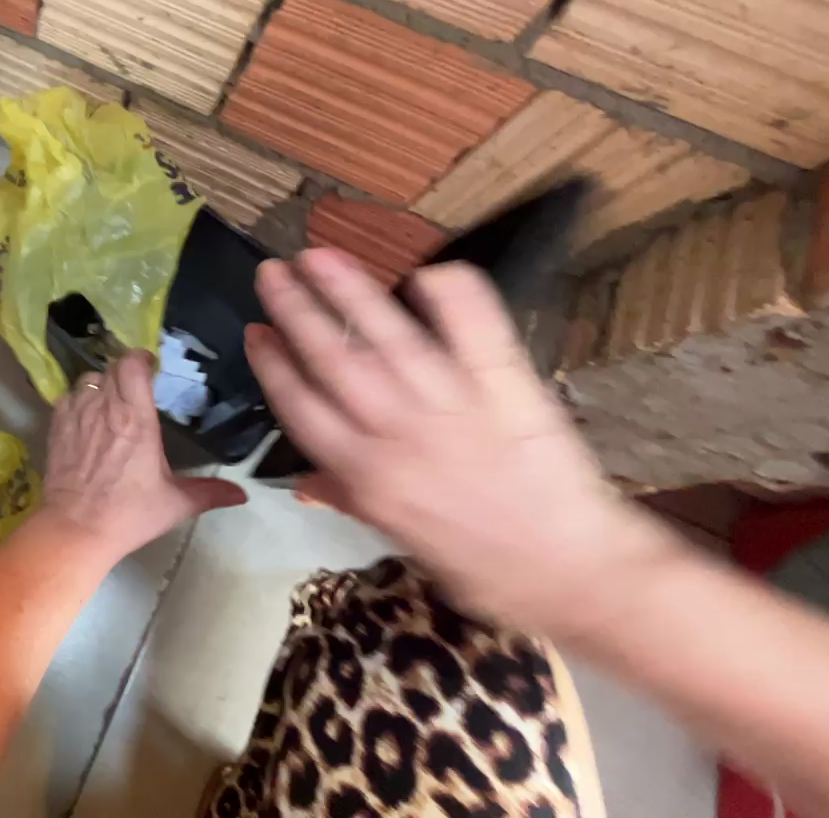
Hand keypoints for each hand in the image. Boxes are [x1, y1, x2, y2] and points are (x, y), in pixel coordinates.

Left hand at [36, 350, 247, 563]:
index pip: (133, 365)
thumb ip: (209, 492)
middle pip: (111, 368)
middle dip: (125, 372)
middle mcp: (104, 407)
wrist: (76, 528)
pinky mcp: (56, 426)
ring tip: (110, 402)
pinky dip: (78, 400)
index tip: (151, 367)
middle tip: (135, 388)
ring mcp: (76, 414)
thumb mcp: (174, 503)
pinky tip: (86, 417)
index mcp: (135, 418)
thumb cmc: (128, 513)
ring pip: (87, 380)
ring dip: (100, 385)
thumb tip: (241, 494)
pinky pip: (67, 398)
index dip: (141, 359)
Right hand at [246, 248, 686, 639]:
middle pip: (332, 359)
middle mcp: (395, 432)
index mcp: (362, 472)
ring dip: (349, 293)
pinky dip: (452, 298)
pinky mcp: (504, 388)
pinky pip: (475, 332)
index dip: (271, 364)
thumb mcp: (396, 539)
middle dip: (294, 311)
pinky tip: (427, 272)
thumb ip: (345, 498)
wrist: (573, 573)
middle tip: (272, 272)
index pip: (299, 405)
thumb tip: (302, 481)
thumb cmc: (478, 564)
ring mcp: (450, 405)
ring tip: (319, 256)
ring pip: (388, 337)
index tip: (255, 331)